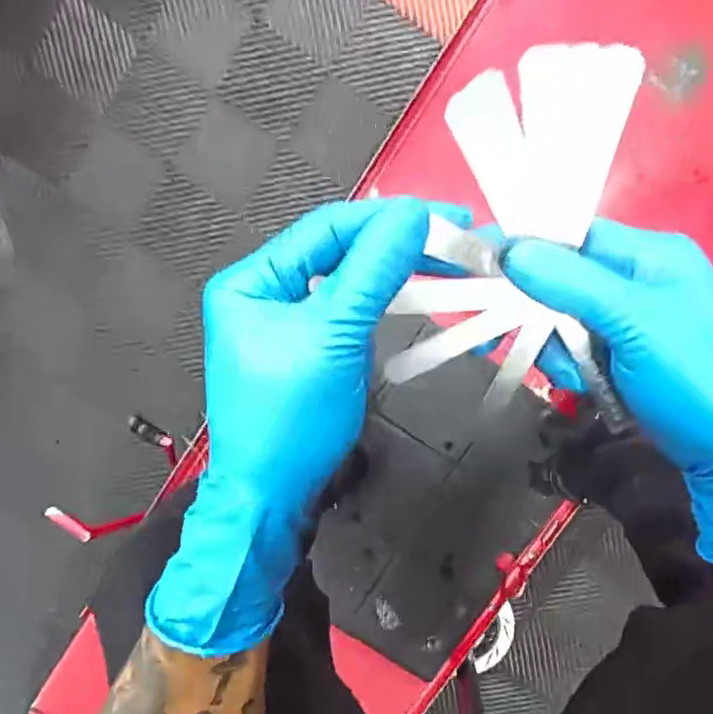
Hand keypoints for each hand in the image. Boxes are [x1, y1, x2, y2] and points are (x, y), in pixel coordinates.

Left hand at [147, 198, 430, 654]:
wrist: (276, 497)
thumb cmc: (285, 425)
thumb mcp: (331, 338)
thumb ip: (372, 272)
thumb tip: (409, 218)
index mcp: (254, 282)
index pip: (328, 230)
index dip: (386, 218)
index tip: (440, 216)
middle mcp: (271, 294)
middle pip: (345, 251)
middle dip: (402, 242)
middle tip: (458, 237)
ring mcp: (298, 322)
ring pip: (358, 280)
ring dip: (404, 269)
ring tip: (453, 259)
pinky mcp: (321, 348)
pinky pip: (361, 309)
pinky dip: (395, 299)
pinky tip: (424, 289)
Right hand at [503, 219, 712, 588]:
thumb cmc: (697, 378)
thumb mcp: (634, 322)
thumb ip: (571, 282)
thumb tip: (511, 249)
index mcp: (651, 255)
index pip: (573, 234)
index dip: (526, 246)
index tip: (481, 262)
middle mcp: (641, 280)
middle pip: (564, 279)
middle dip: (542, 312)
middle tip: (525, 340)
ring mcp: (635, 321)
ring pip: (566, 319)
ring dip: (559, 348)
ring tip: (577, 376)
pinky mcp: (629, 357)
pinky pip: (582, 349)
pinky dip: (575, 367)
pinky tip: (587, 386)